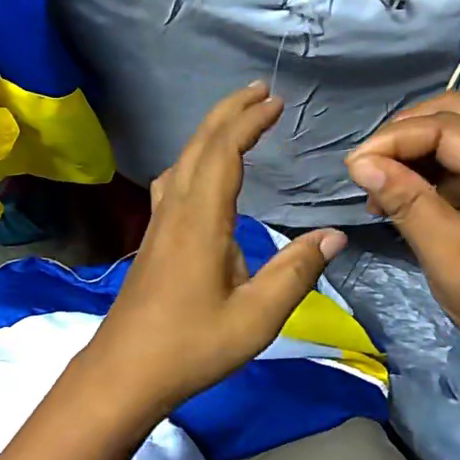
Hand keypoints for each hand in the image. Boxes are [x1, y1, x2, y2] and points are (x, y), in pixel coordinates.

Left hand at [79, 83, 347, 420]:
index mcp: (201, 220)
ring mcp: (159, 221)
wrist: (125, 369)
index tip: (276, 102)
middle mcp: (176, 209)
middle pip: (199, 144)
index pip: (224, 153)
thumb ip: (295, 272)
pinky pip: (173, 179)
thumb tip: (334, 234)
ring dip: (210, 131)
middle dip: (229, 112)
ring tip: (238, 117)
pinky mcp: (153, 235)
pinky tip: (201, 169)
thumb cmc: (192, 346)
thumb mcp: (256, 317)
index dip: (249, 122)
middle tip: (260, 90)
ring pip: (183, 159)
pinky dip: (194, 156)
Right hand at [344, 92, 459, 397]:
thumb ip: (408, 204)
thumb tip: (359, 162)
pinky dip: (424, 170)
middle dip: (405, 133)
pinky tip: (400, 198)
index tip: (354, 167)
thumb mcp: (451, 260)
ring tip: (379, 187)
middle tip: (368, 166)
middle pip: (458, 115)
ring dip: (412, 150)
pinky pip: (459, 162)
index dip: (396, 138)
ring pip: (457, 134)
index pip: (450, 127)